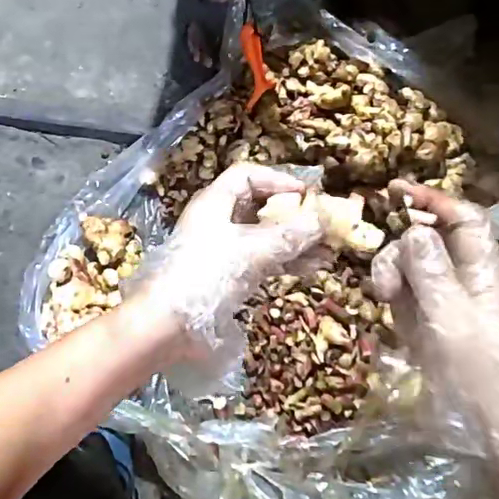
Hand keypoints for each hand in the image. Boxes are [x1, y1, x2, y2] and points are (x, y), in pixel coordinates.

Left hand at [132, 163, 322, 367]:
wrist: (168, 323)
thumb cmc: (205, 274)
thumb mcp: (251, 250)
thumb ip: (288, 234)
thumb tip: (323, 221)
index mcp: (214, 202)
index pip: (247, 176)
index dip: (277, 179)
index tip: (306, 194)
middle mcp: (217, 221)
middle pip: (259, 206)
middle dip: (293, 214)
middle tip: (325, 222)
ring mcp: (222, 249)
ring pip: (264, 236)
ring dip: (296, 241)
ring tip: (330, 249)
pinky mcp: (227, 275)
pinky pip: (262, 259)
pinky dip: (286, 261)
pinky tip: (314, 267)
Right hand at [370, 181, 498, 456]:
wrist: (492, 427)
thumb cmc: (481, 371)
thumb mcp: (453, 318)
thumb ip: (431, 271)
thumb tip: (413, 230)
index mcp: (483, 271)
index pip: (463, 219)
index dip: (434, 201)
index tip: (396, 190)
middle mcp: (464, 278)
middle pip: (426, 239)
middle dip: (400, 246)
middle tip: (386, 277)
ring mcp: (444, 299)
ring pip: (410, 263)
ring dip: (391, 270)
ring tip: (384, 297)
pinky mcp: (428, 320)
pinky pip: (403, 289)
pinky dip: (390, 289)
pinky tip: (385, 303)